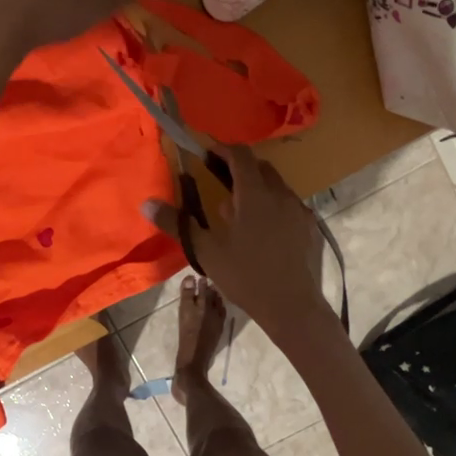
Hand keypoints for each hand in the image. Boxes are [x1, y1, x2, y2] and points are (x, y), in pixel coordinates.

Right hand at [143, 144, 334, 337]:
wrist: (291, 306)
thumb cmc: (245, 276)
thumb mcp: (206, 251)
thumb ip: (177, 224)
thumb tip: (146, 203)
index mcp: (254, 194)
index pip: (240, 155)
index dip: (222, 149)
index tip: (206, 152)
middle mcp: (280, 194)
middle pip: (260, 167)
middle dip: (238, 167)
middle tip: (218, 180)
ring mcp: (299, 210)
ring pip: (276, 186)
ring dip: (255, 188)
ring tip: (236, 209)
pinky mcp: (309, 226)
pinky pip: (288, 205)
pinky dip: (271, 205)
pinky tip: (261, 230)